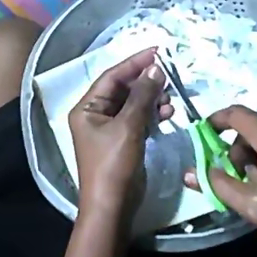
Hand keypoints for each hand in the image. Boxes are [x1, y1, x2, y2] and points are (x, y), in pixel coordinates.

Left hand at [68, 48, 171, 213]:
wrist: (112, 204)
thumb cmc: (113, 163)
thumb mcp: (128, 126)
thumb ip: (142, 96)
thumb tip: (156, 69)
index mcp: (87, 108)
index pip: (112, 76)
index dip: (134, 63)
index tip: (158, 52)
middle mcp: (95, 115)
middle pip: (123, 89)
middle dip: (146, 82)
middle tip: (169, 77)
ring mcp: (110, 129)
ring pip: (133, 104)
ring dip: (152, 99)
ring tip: (170, 99)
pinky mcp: (123, 141)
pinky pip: (138, 119)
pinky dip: (152, 114)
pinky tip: (167, 113)